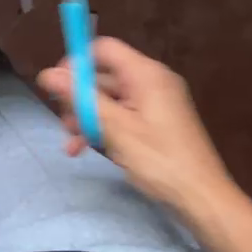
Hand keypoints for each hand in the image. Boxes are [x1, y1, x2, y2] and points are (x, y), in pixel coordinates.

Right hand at [37, 37, 234, 218]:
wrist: (204, 202)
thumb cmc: (160, 161)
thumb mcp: (115, 128)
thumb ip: (80, 97)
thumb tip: (47, 73)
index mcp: (146, 74)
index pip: (103, 49)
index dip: (77, 63)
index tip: (57, 87)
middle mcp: (151, 81)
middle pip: (104, 76)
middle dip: (79, 98)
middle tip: (63, 122)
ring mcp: (156, 104)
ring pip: (110, 100)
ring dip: (88, 118)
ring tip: (71, 144)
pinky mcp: (157, 124)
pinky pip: (122, 116)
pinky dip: (104, 128)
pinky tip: (87, 150)